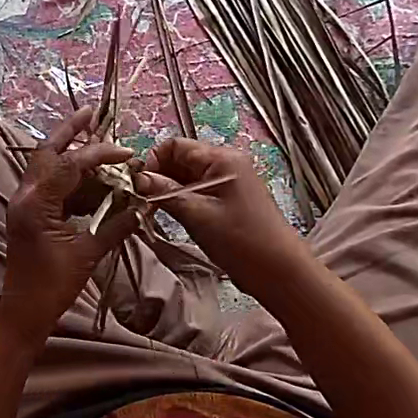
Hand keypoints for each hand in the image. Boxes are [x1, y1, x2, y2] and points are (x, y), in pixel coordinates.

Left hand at [0, 107, 142, 330]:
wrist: (24, 311)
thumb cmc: (52, 286)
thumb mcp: (88, 253)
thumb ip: (116, 225)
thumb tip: (142, 205)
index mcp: (35, 204)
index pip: (69, 164)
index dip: (99, 154)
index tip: (126, 153)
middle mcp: (24, 196)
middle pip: (47, 152)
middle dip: (69, 131)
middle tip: (92, 112)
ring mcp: (24, 204)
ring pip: (47, 166)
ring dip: (72, 155)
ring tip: (99, 144)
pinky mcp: (29, 213)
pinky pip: (51, 185)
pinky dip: (71, 178)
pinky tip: (93, 179)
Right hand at [137, 137, 306, 296]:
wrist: (280, 272)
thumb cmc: (242, 240)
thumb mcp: (197, 214)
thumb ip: (164, 192)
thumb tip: (137, 179)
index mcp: (222, 159)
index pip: (175, 145)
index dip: (152, 161)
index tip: (137, 184)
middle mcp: (226, 164)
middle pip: (180, 159)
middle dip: (157, 177)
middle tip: (140, 200)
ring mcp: (228, 182)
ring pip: (186, 177)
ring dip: (167, 190)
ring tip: (150, 210)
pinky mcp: (228, 200)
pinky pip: (196, 191)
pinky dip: (180, 200)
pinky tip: (169, 215)